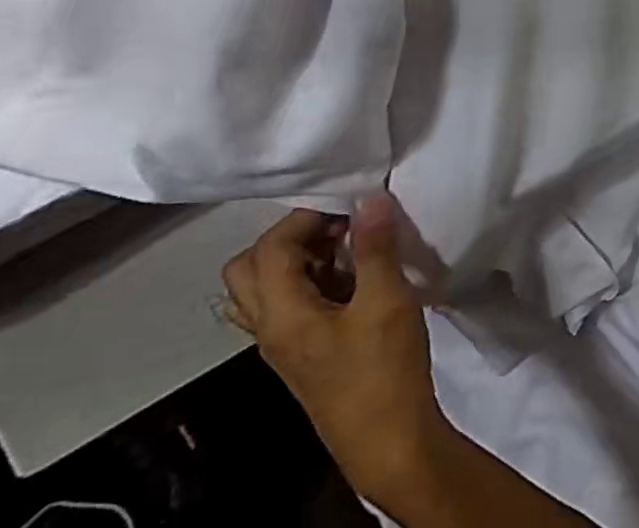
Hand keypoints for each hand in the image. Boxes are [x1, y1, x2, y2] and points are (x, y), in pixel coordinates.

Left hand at [222, 194, 441, 511]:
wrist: (389, 438)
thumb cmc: (384, 368)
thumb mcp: (387, 302)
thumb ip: (376, 248)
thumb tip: (371, 199)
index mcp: (282, 315)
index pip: (271, 249)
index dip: (306, 217)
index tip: (350, 204)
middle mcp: (271, 329)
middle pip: (250, 269)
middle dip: (290, 236)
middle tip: (340, 226)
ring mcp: (285, 345)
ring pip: (268, 288)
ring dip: (300, 258)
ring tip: (351, 249)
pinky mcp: (306, 355)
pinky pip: (292, 305)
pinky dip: (313, 280)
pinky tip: (356, 280)